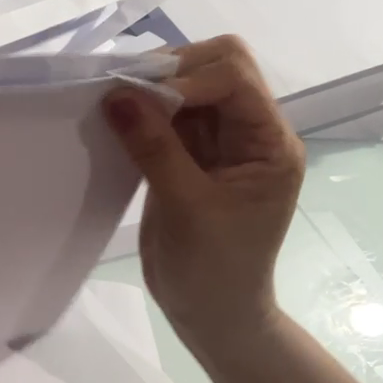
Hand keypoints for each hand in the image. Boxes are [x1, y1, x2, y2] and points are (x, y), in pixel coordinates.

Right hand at [101, 36, 304, 352]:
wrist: (212, 314)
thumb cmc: (213, 268)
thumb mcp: (187, 207)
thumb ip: (154, 146)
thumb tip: (117, 94)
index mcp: (269, 143)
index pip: (235, 78)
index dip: (188, 77)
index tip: (142, 100)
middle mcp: (249, 133)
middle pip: (218, 67)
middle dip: (172, 72)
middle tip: (126, 94)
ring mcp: (218, 143)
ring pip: (188, 87)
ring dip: (152, 90)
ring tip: (114, 104)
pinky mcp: (189, 156)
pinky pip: (167, 116)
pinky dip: (142, 112)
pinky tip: (117, 121)